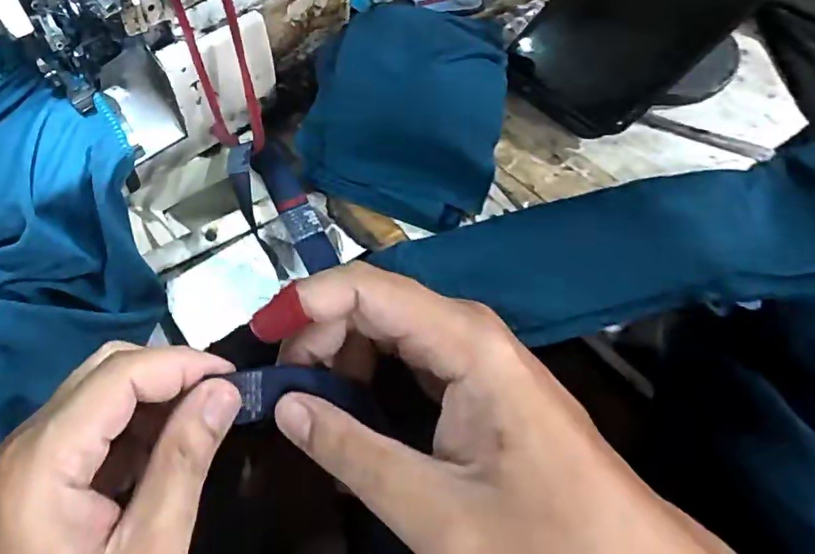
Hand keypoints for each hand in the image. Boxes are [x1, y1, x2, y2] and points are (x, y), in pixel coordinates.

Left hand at [0, 341, 242, 553]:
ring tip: (205, 411)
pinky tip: (171, 439)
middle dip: (166, 373)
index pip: (116, 374)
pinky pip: (92, 423)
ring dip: (153, 395)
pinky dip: (135, 424)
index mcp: (44, 454)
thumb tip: (222, 391)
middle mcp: (30, 437)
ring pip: (99, 390)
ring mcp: (31, 452)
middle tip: (221, 392)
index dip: (177, 364)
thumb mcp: (149, 552)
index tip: (232, 374)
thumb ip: (183, 462)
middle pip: (103, 371)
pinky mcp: (41, 469)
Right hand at [263, 263, 729, 553]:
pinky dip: (365, 370)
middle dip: (318, 331)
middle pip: (370, 299)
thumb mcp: (441, 516)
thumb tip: (282, 405)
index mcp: (465, 341)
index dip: (305, 301)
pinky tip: (349, 408)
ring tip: (309, 400)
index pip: (365, 287)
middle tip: (284, 383)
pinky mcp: (475, 375)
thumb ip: (353, 453)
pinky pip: (403, 351)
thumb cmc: (553, 546)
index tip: (262, 336)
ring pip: (383, 323)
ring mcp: (472, 350)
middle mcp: (466, 328)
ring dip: (338, 352)